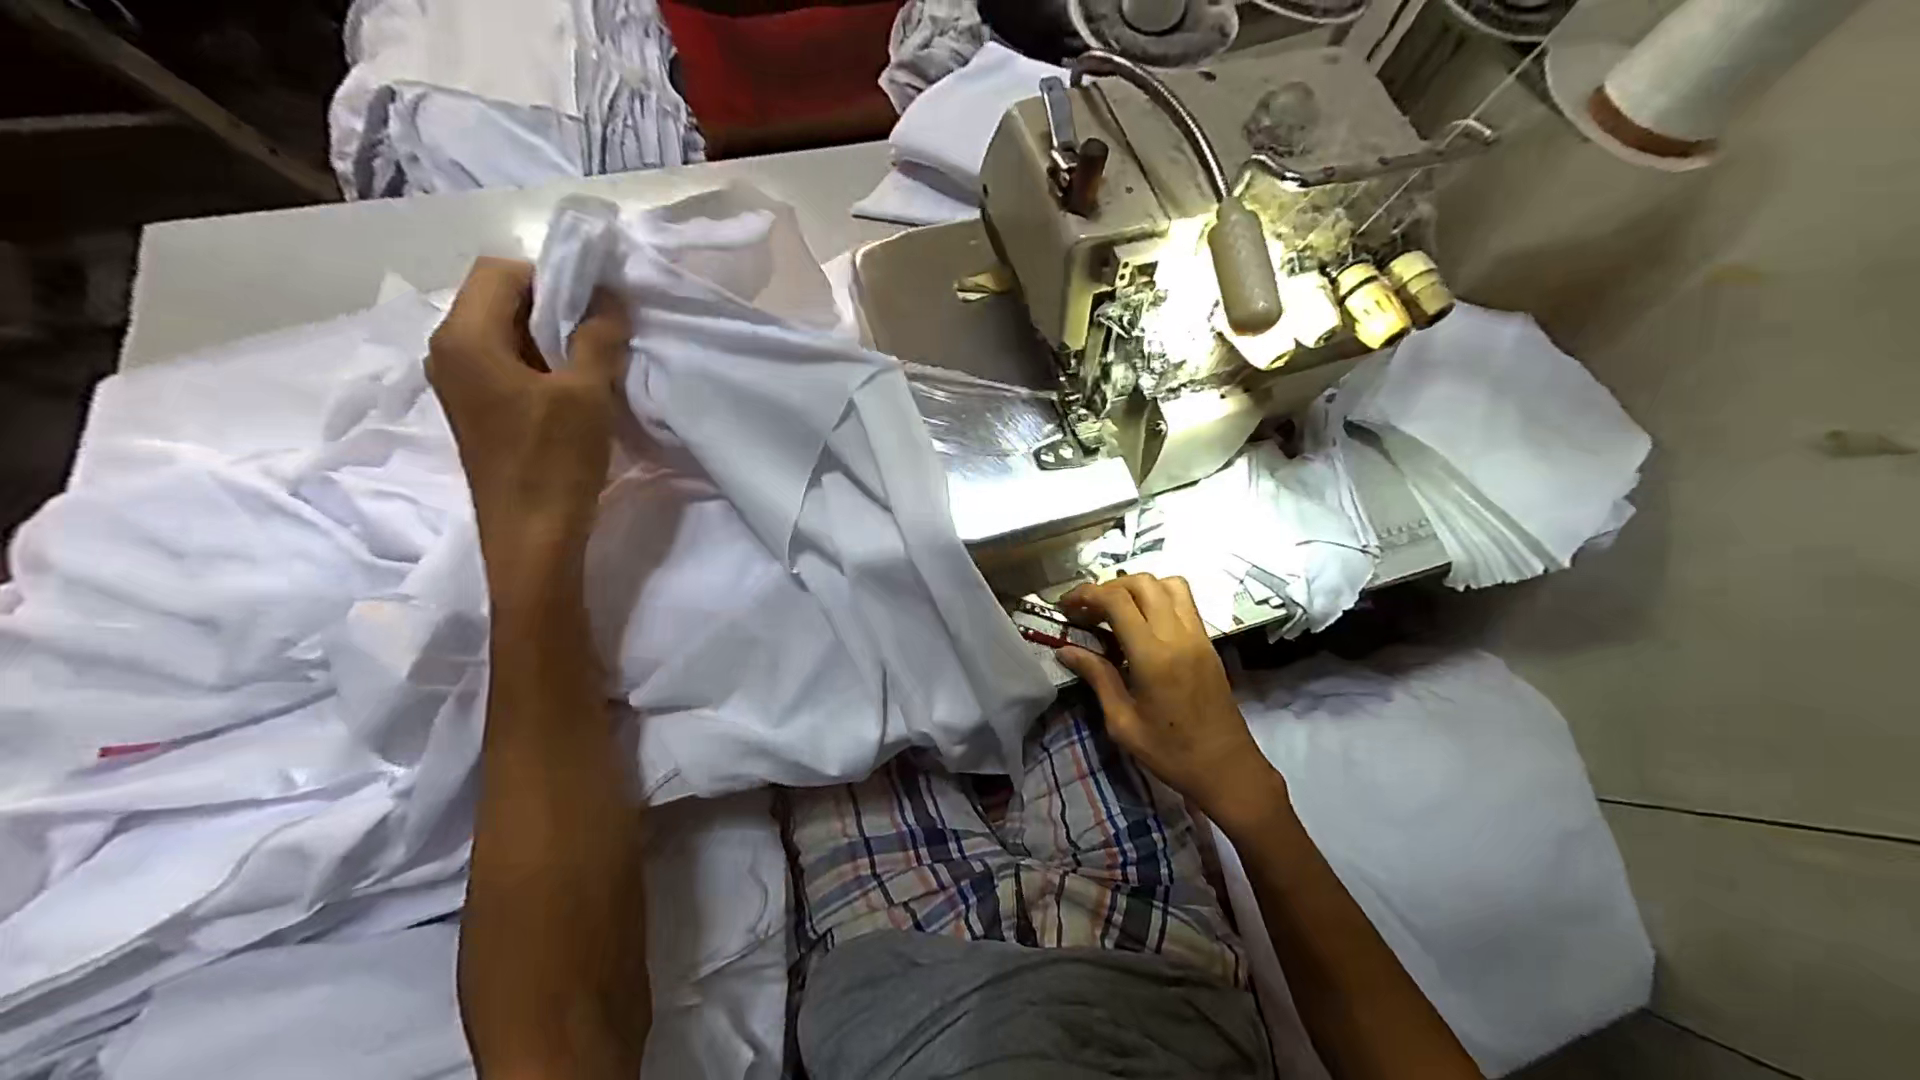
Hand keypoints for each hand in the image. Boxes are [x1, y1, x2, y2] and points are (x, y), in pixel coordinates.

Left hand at [427, 257, 629, 574]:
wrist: (532, 536)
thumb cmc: (554, 462)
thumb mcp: (586, 394)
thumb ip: (598, 338)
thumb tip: (609, 301)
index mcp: (464, 338)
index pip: (500, 271)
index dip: (551, 276)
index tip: (597, 304)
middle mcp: (448, 351)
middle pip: (499, 299)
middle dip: (554, 305)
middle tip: (603, 331)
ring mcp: (459, 383)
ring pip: (505, 333)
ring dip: (551, 336)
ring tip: (595, 360)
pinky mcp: (478, 410)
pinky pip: (506, 365)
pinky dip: (541, 363)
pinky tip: (576, 389)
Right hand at [1055, 574, 1288, 831]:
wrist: (1227, 768)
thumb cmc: (1170, 752)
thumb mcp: (1122, 722)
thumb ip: (1097, 678)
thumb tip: (1066, 650)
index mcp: (1153, 656)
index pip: (1117, 601)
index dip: (1086, 595)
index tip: (1066, 606)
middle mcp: (1178, 635)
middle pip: (1142, 583)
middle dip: (1108, 587)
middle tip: (1087, 609)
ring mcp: (1198, 635)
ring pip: (1168, 584)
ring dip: (1137, 586)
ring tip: (1116, 609)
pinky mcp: (1208, 642)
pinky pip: (1184, 600)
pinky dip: (1158, 596)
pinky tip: (1142, 621)